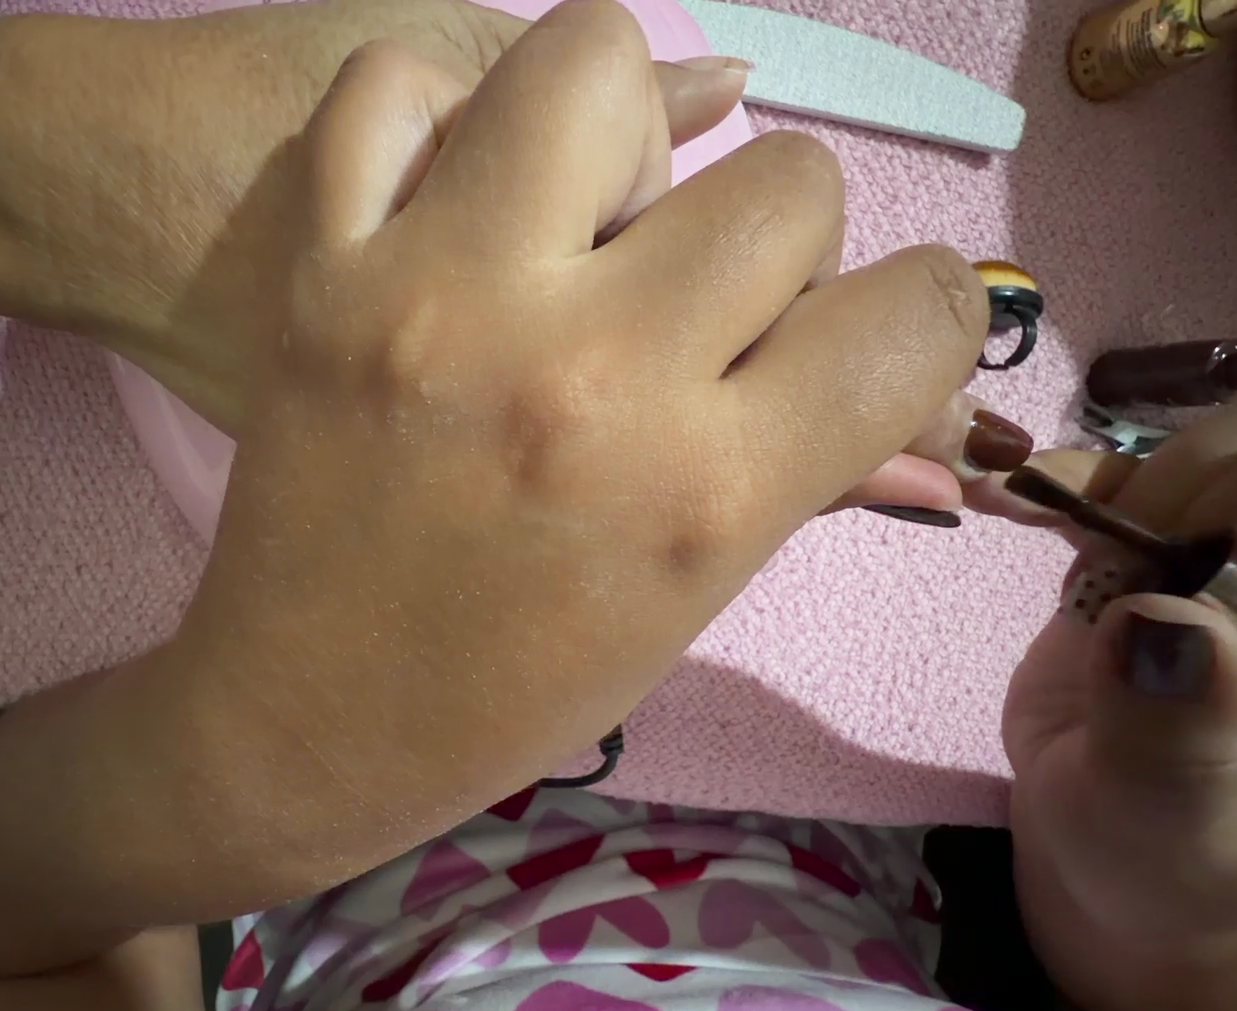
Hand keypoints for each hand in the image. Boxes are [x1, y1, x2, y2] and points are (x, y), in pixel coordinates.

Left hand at [165, 0, 988, 842]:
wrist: (314, 719)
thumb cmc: (512, 693)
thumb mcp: (684, 602)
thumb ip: (802, 468)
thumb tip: (919, 386)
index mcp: (707, 493)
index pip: (922, 313)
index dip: (913, 320)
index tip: (853, 342)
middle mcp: (592, 375)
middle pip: (790, 179)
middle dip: (771, 244)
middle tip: (690, 310)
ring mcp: (444, 305)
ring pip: (602, 60)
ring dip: (625, 138)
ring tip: (572, 233)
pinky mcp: (321, 279)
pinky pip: (393, 91)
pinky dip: (437, 126)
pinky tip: (447, 208)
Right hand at [997, 364, 1236, 1010]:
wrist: (1091, 814)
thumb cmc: (1151, 855)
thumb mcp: (1166, 834)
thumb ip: (1176, 750)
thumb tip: (1167, 620)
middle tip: (1166, 543)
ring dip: (1195, 461)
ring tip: (1107, 543)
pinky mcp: (1212, 522)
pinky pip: (1195, 442)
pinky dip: (1106, 458)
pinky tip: (1038, 499)